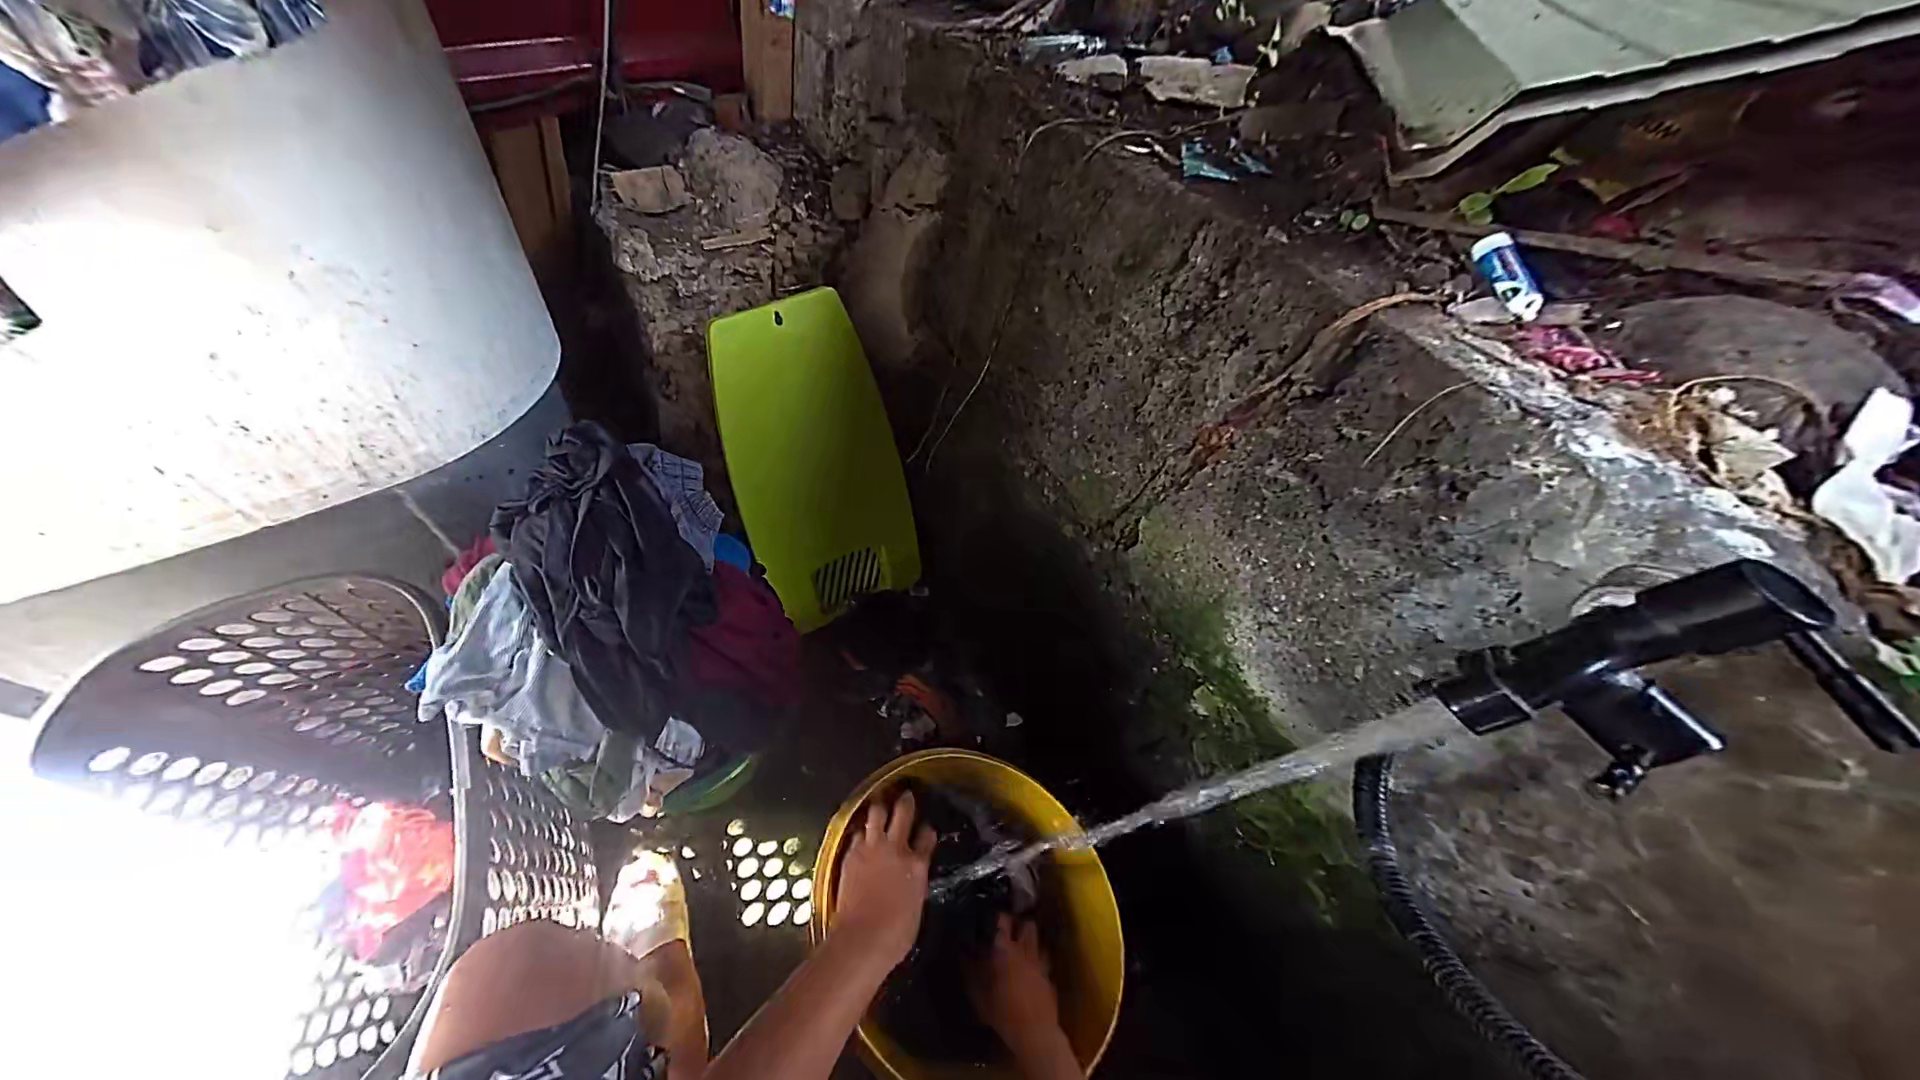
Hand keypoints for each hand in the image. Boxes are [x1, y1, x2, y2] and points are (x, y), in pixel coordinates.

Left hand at [831, 790, 935, 966]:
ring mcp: (872, 848)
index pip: (926, 837)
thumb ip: (914, 883)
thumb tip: (910, 878)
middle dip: (906, 801)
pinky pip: (858, 832)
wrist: (863, 938)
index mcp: (917, 864)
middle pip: (903, 813)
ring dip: (879, 807)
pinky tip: (861, 830)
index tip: (926, 829)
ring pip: (876, 814)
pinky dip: (861, 830)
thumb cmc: (896, 933)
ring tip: (879, 801)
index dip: (927, 832)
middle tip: (906, 794)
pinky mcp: (852, 854)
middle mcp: (896, 849)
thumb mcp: (916, 905)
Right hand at [970, 914, 1063, 1056]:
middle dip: (1021, 924)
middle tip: (1012, 929)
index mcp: (1006, 952)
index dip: (999, 917)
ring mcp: (1041, 964)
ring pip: (1039, 940)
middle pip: (1028, 925)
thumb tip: (964, 956)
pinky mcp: (1050, 977)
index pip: (1003, 922)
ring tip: (1023, 944)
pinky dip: (1039, 959)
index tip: (995, 917)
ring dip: (1032, 940)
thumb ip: (972, 974)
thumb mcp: (980, 996)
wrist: (1036, 1034)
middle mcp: (1025, 952)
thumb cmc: (1003, 1014)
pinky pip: (1046, 960)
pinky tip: (1033, 967)